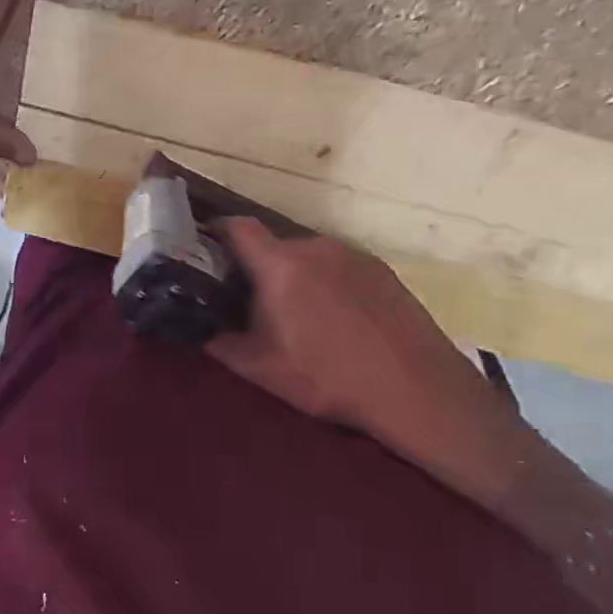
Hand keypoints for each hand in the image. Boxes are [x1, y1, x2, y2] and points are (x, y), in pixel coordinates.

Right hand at [205, 218, 505, 444]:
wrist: (414, 386)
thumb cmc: (329, 378)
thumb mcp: (263, 369)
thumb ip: (221, 344)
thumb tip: (198, 328)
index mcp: (281, 266)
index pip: (238, 227)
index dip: (216, 232)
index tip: (205, 249)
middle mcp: (316, 247)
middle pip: (274, 248)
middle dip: (260, 272)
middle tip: (256, 308)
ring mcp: (352, 255)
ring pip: (309, 259)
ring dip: (296, 279)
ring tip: (304, 320)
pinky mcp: (380, 268)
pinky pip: (339, 267)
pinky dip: (328, 284)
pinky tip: (341, 321)